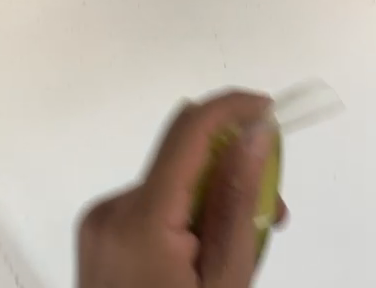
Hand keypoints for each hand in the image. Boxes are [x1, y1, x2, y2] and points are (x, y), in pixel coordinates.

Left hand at [78, 91, 284, 287]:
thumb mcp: (226, 281)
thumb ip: (240, 201)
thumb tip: (256, 131)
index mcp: (140, 220)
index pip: (192, 128)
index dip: (236, 106)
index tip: (273, 113)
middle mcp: (113, 209)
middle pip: (190, 155)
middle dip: (237, 166)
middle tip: (271, 213)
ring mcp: (102, 224)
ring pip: (179, 177)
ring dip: (219, 193)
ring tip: (244, 242)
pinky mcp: (102, 236)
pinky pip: (161, 199)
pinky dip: (194, 211)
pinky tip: (209, 251)